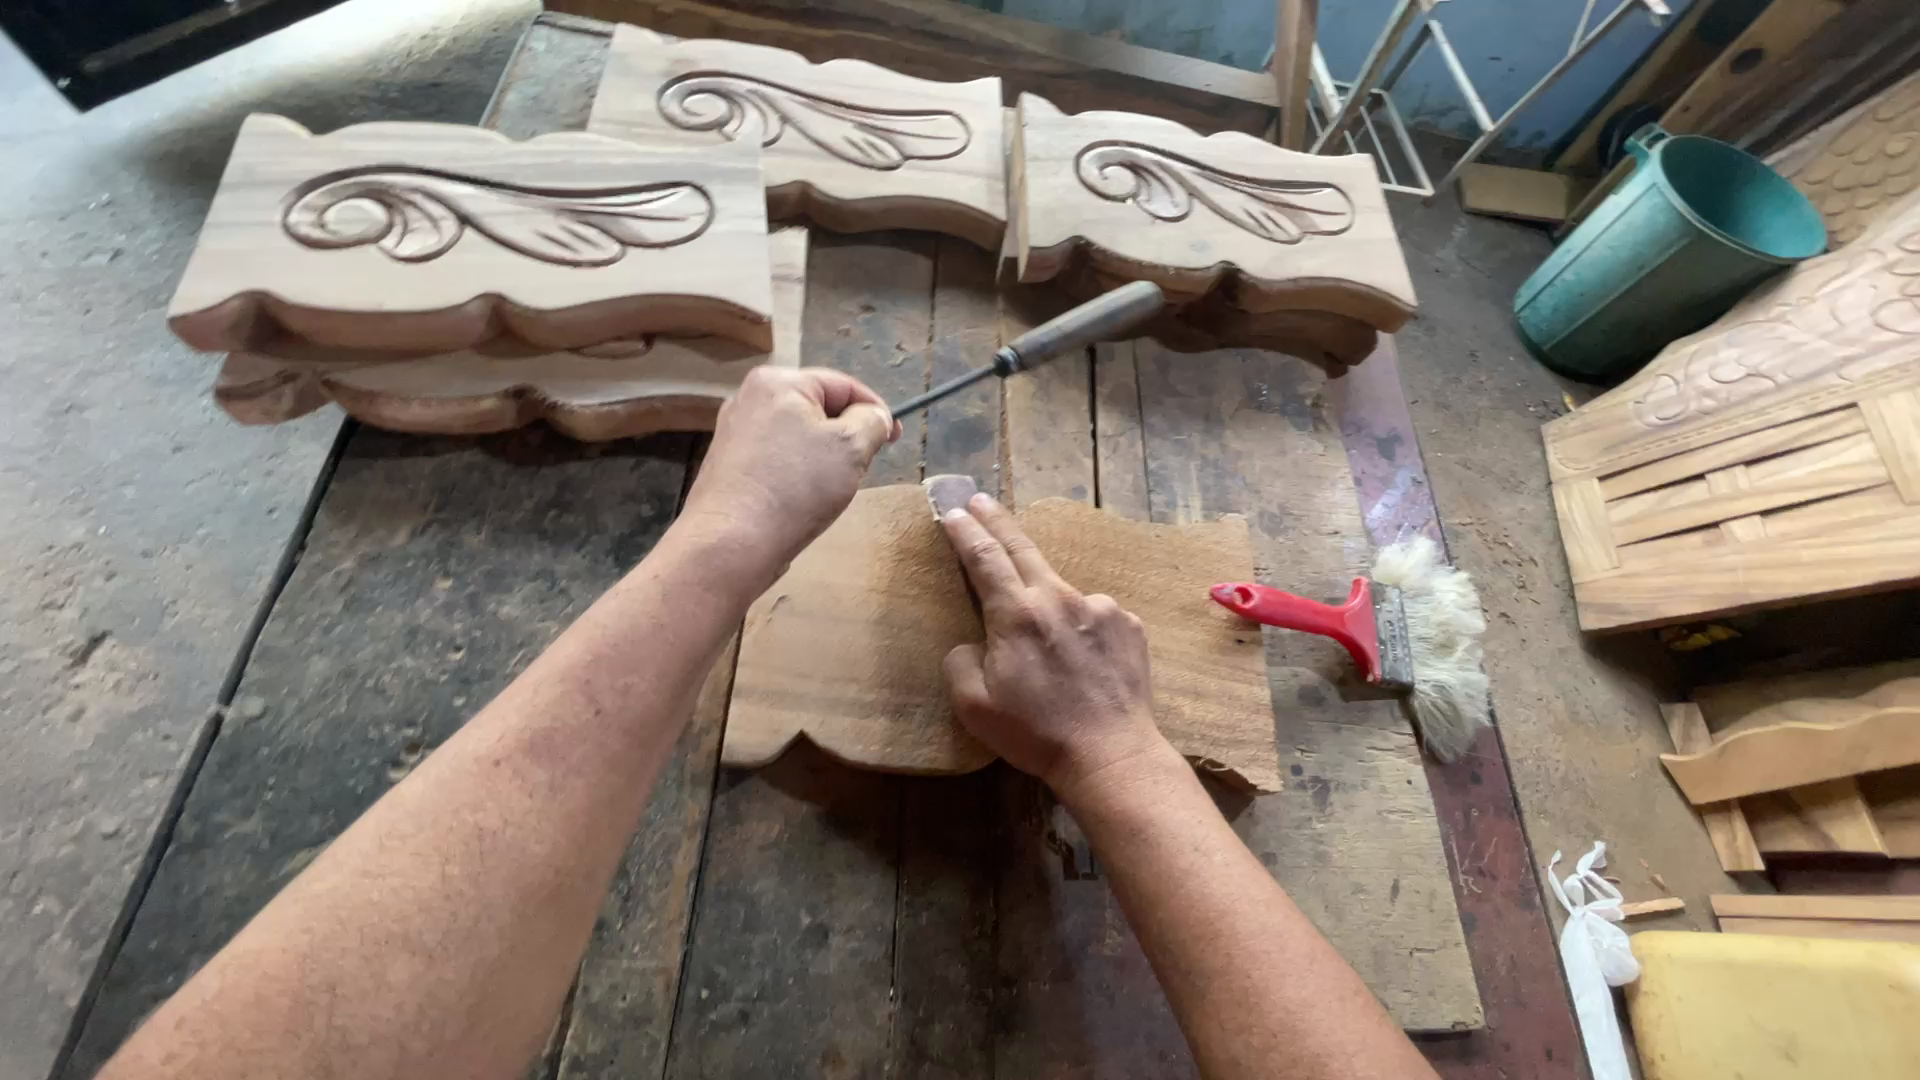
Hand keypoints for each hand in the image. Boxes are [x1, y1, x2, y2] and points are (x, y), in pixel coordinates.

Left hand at [679, 366, 899, 587]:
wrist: (733, 542)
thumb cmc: (797, 487)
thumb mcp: (851, 447)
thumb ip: (872, 421)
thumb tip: (874, 415)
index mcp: (778, 381)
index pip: (843, 385)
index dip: (875, 410)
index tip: (894, 439)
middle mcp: (749, 398)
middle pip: (819, 410)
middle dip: (846, 437)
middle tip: (861, 468)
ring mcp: (735, 433)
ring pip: (800, 437)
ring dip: (824, 458)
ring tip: (830, 489)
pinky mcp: (730, 466)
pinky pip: (779, 459)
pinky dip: (799, 474)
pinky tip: (802, 500)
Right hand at [938, 491, 1167, 794]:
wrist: (1111, 755)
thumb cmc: (1036, 734)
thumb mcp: (973, 705)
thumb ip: (960, 660)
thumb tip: (973, 640)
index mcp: (1018, 614)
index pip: (984, 558)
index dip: (964, 532)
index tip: (951, 511)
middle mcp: (1060, 598)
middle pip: (1021, 548)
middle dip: (995, 521)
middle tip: (978, 500)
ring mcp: (1100, 607)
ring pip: (1060, 590)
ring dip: (1043, 599)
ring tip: (1043, 644)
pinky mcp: (1128, 623)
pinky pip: (1092, 614)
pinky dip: (1079, 626)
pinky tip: (1081, 660)